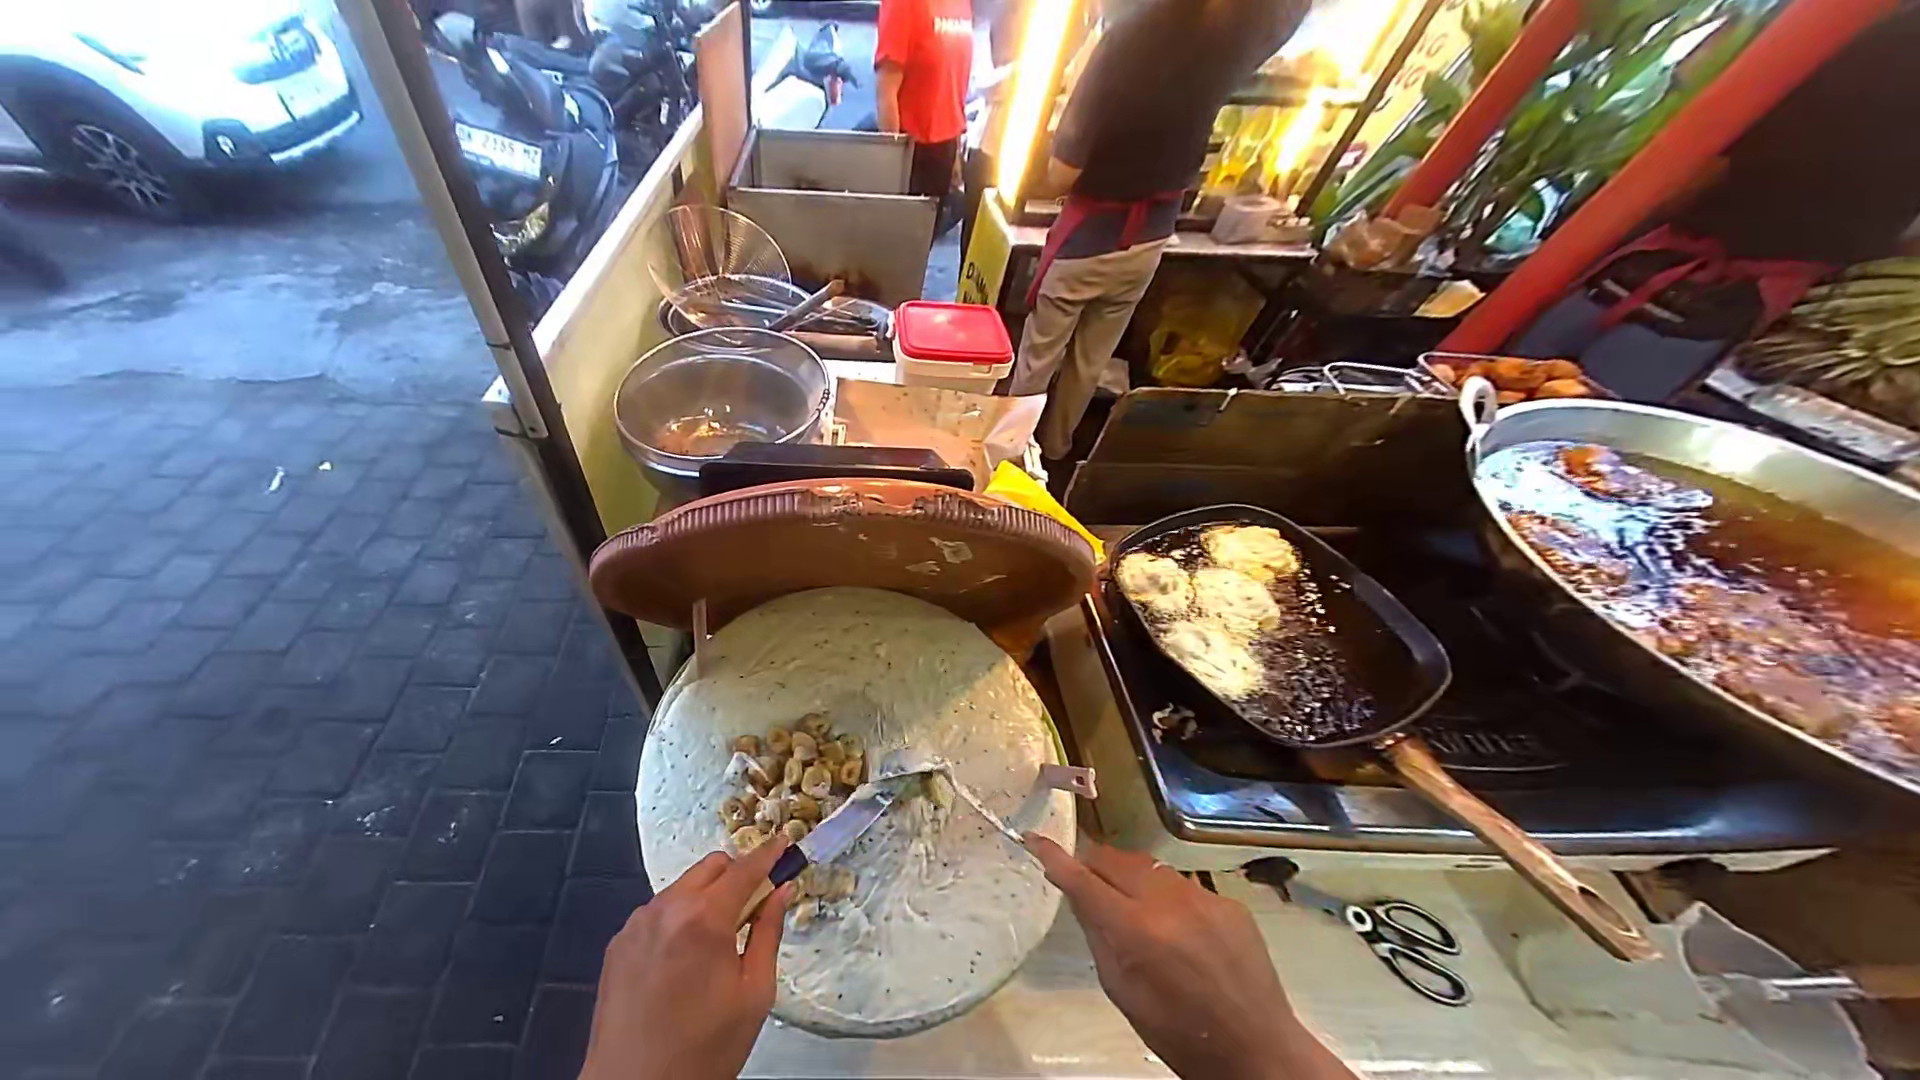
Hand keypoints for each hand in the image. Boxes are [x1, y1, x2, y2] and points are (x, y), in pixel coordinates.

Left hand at [580, 838, 793, 1079]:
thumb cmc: (704, 1049)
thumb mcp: (753, 993)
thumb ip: (768, 932)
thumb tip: (782, 890)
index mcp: (704, 919)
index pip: (746, 868)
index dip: (770, 852)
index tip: (785, 841)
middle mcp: (667, 909)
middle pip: (712, 866)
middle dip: (737, 874)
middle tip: (753, 905)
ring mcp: (637, 925)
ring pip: (684, 885)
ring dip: (707, 895)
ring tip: (716, 938)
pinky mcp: (618, 944)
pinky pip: (659, 911)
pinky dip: (679, 916)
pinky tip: (684, 956)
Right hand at [1025, 834, 1355, 1079]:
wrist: (1259, 1052)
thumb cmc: (1179, 1034)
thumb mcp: (1123, 993)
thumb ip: (1097, 935)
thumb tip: (1077, 891)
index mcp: (1136, 931)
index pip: (1083, 880)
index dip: (1054, 857)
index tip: (1034, 838)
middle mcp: (1167, 902)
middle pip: (1113, 859)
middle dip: (1094, 867)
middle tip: (1090, 887)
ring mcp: (1201, 896)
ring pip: (1147, 867)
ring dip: (1130, 879)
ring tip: (1136, 911)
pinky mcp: (1226, 900)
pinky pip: (1181, 884)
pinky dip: (1167, 897)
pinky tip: (1179, 930)